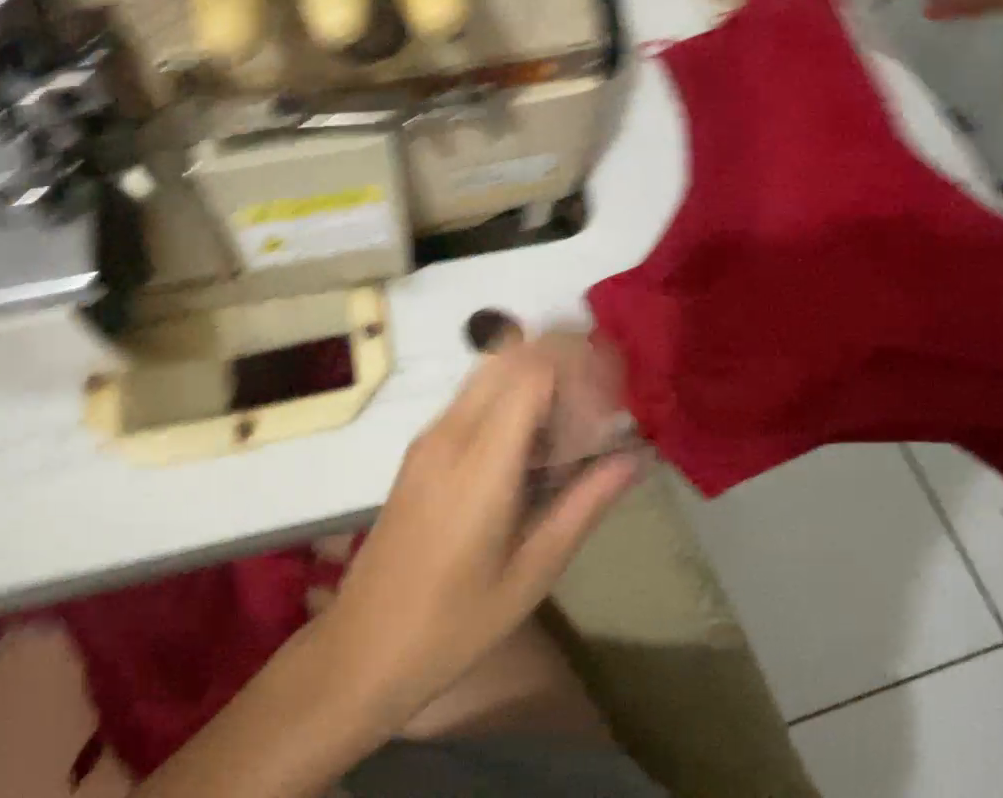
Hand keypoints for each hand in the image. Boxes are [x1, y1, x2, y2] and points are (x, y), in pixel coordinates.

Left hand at [313, 343, 639, 727]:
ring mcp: (428, 439)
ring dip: (537, 377)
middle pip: (510, 357)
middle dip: (563, 360)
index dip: (579, 364)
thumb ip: (584, 505)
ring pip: (489, 372)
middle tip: (605, 403)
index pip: (532, 371)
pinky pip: (472, 398)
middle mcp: (448, 434)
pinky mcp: (419, 450)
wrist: (367, 644)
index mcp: (479, 464)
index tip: (617, 393)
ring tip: (576, 423)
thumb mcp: (532, 573)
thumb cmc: (456, 623)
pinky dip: (511, 397)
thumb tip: (635, 458)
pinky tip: (535, 445)